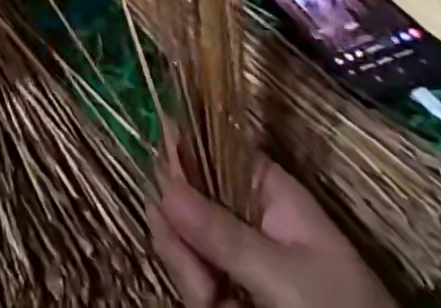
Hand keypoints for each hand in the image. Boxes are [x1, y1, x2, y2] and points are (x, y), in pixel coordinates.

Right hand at [150, 150, 396, 307]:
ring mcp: (237, 255)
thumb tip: (163, 183)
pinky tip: (204, 299)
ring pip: (184, 235)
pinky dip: (191, 285)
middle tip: (184, 254)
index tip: (157, 160)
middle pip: (190, 193)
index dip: (183, 148)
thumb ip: (221, 232)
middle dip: (179, 221)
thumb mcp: (283, 273)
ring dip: (183, 260)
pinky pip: (192, 272)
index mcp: (271, 192)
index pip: (217, 149)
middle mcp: (248, 215)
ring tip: (208, 295)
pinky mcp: (228, 290)